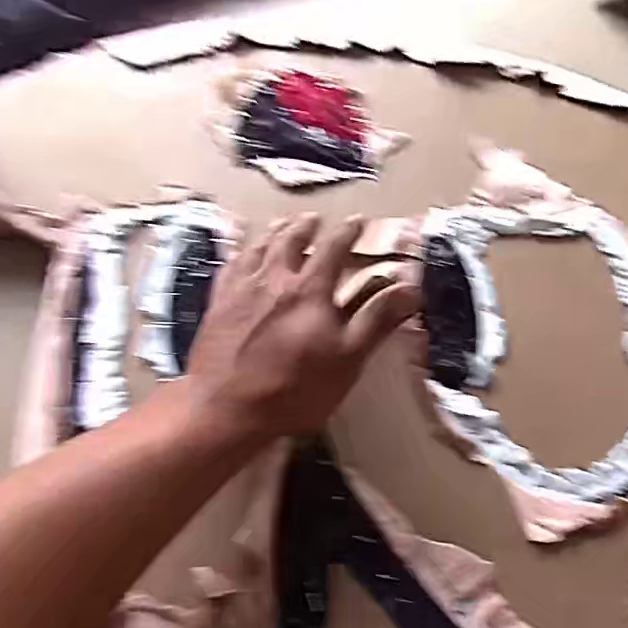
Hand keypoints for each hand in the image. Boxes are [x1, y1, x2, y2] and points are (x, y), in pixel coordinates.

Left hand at [183, 213, 420, 438]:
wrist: (227, 408)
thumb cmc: (294, 389)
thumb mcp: (346, 359)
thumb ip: (376, 320)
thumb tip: (410, 288)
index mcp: (310, 288)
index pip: (334, 247)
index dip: (348, 232)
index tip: (358, 222)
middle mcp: (273, 278)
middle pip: (290, 240)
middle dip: (306, 227)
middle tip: (314, 219)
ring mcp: (240, 290)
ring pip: (258, 248)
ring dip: (273, 233)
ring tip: (280, 225)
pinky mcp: (217, 306)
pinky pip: (228, 266)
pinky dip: (237, 252)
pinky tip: (238, 252)